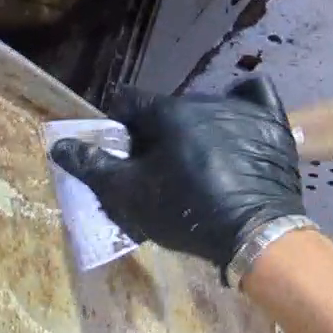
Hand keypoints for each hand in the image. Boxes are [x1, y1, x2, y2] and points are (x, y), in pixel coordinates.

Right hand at [50, 77, 306, 281]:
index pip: (128, 103)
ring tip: (199, 164)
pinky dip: (240, 107)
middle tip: (159, 170)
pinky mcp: (272, 123)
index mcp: (166, 112)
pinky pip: (253, 98)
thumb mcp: (128, 195)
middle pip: (166, 109)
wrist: (254, 234)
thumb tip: (60, 145)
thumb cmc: (184, 213)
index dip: (119, 129)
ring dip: (194, 128)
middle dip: (156, 133)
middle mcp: (203, 100)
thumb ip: (92, 166)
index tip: (124, 156)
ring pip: (204, 109)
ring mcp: (241, 110)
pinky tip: (233, 125)